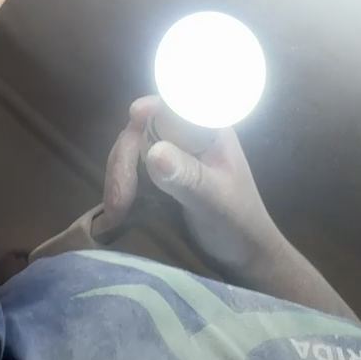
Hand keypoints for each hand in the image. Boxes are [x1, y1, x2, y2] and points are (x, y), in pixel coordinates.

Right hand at [94, 95, 288, 281]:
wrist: (245, 256)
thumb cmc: (240, 223)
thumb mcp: (215, 200)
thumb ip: (187, 177)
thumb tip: (153, 152)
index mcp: (206, 128)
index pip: (172, 103)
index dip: (149, 106)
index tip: (134, 116)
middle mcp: (186, 134)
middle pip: (143, 127)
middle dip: (125, 157)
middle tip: (118, 201)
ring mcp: (173, 153)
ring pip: (133, 148)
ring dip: (118, 174)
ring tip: (115, 212)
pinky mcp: (161, 174)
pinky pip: (132, 168)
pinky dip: (121, 185)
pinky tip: (117, 210)